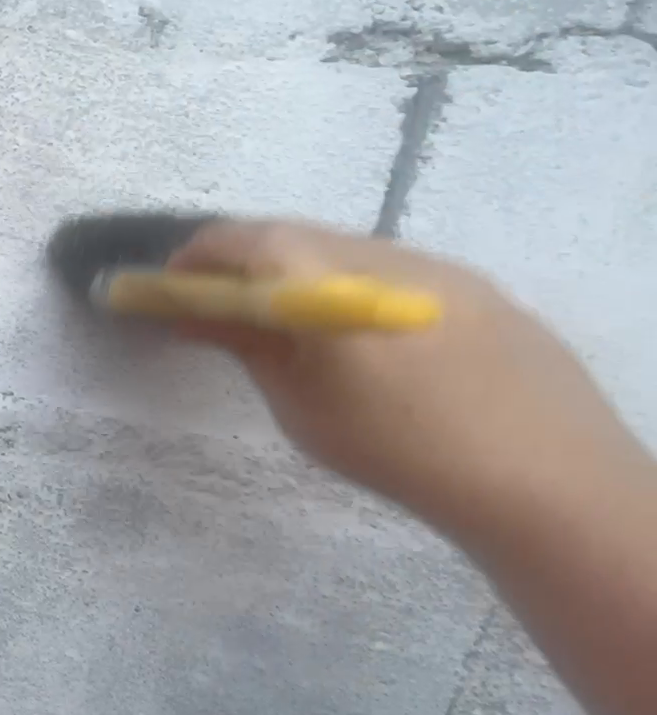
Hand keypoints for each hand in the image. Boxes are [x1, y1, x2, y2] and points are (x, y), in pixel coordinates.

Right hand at [169, 220, 647, 537]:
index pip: (245, 240)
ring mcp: (437, 265)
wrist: (543, 480)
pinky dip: (341, 280)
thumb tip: (191, 313)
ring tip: (279, 318)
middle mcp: (384, 256)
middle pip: (290, 234)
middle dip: (238, 258)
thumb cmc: (393, 447)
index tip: (170, 285)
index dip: (196, 255)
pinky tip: (349, 330)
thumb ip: (244, 343)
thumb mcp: (296, 400)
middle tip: (214, 301)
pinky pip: (385, 264)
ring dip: (291, 268)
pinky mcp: (474, 283)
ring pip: (338, 246)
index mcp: (331, 286)